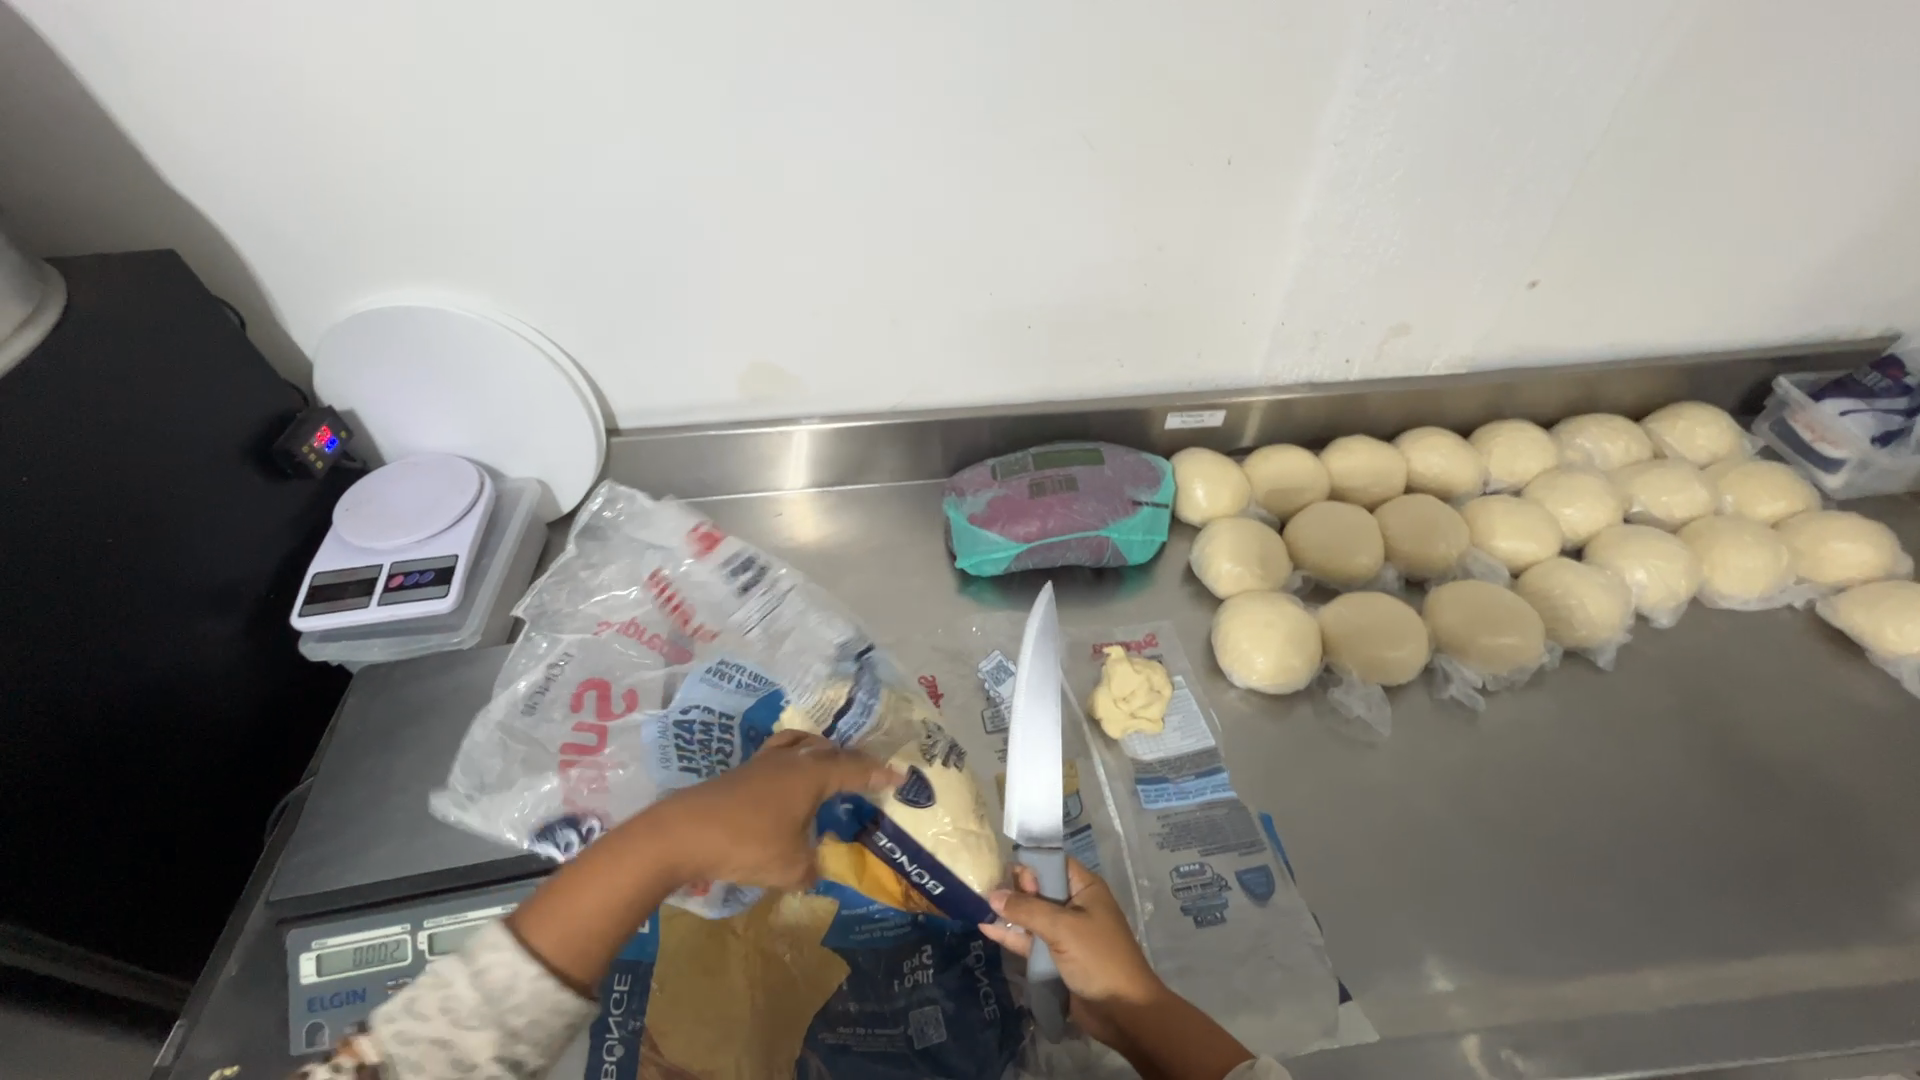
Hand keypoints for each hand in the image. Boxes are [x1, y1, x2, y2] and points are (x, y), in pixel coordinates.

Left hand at [650, 729, 899, 889]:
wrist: (681, 834)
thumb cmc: (745, 845)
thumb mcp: (788, 867)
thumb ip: (809, 868)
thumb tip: (813, 869)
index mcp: (812, 776)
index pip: (855, 769)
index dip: (878, 774)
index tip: (899, 776)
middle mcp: (791, 761)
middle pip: (829, 751)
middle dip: (852, 760)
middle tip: (868, 771)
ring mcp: (762, 764)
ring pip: (800, 744)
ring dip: (818, 751)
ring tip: (827, 761)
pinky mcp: (738, 773)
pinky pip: (777, 757)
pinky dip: (792, 762)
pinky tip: (786, 783)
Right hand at [978, 857, 1166, 1044]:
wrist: (1124, 1012)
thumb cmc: (1098, 958)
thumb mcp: (1063, 928)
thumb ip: (1027, 909)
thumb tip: (993, 895)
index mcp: (1084, 888)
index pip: (1052, 863)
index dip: (1029, 864)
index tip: (1003, 871)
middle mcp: (1074, 904)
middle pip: (1039, 888)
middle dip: (1013, 887)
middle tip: (986, 889)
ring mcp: (1064, 932)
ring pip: (1032, 915)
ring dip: (1009, 912)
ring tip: (978, 904)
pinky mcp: (1055, 956)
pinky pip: (1030, 939)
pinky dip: (1011, 934)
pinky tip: (987, 927)